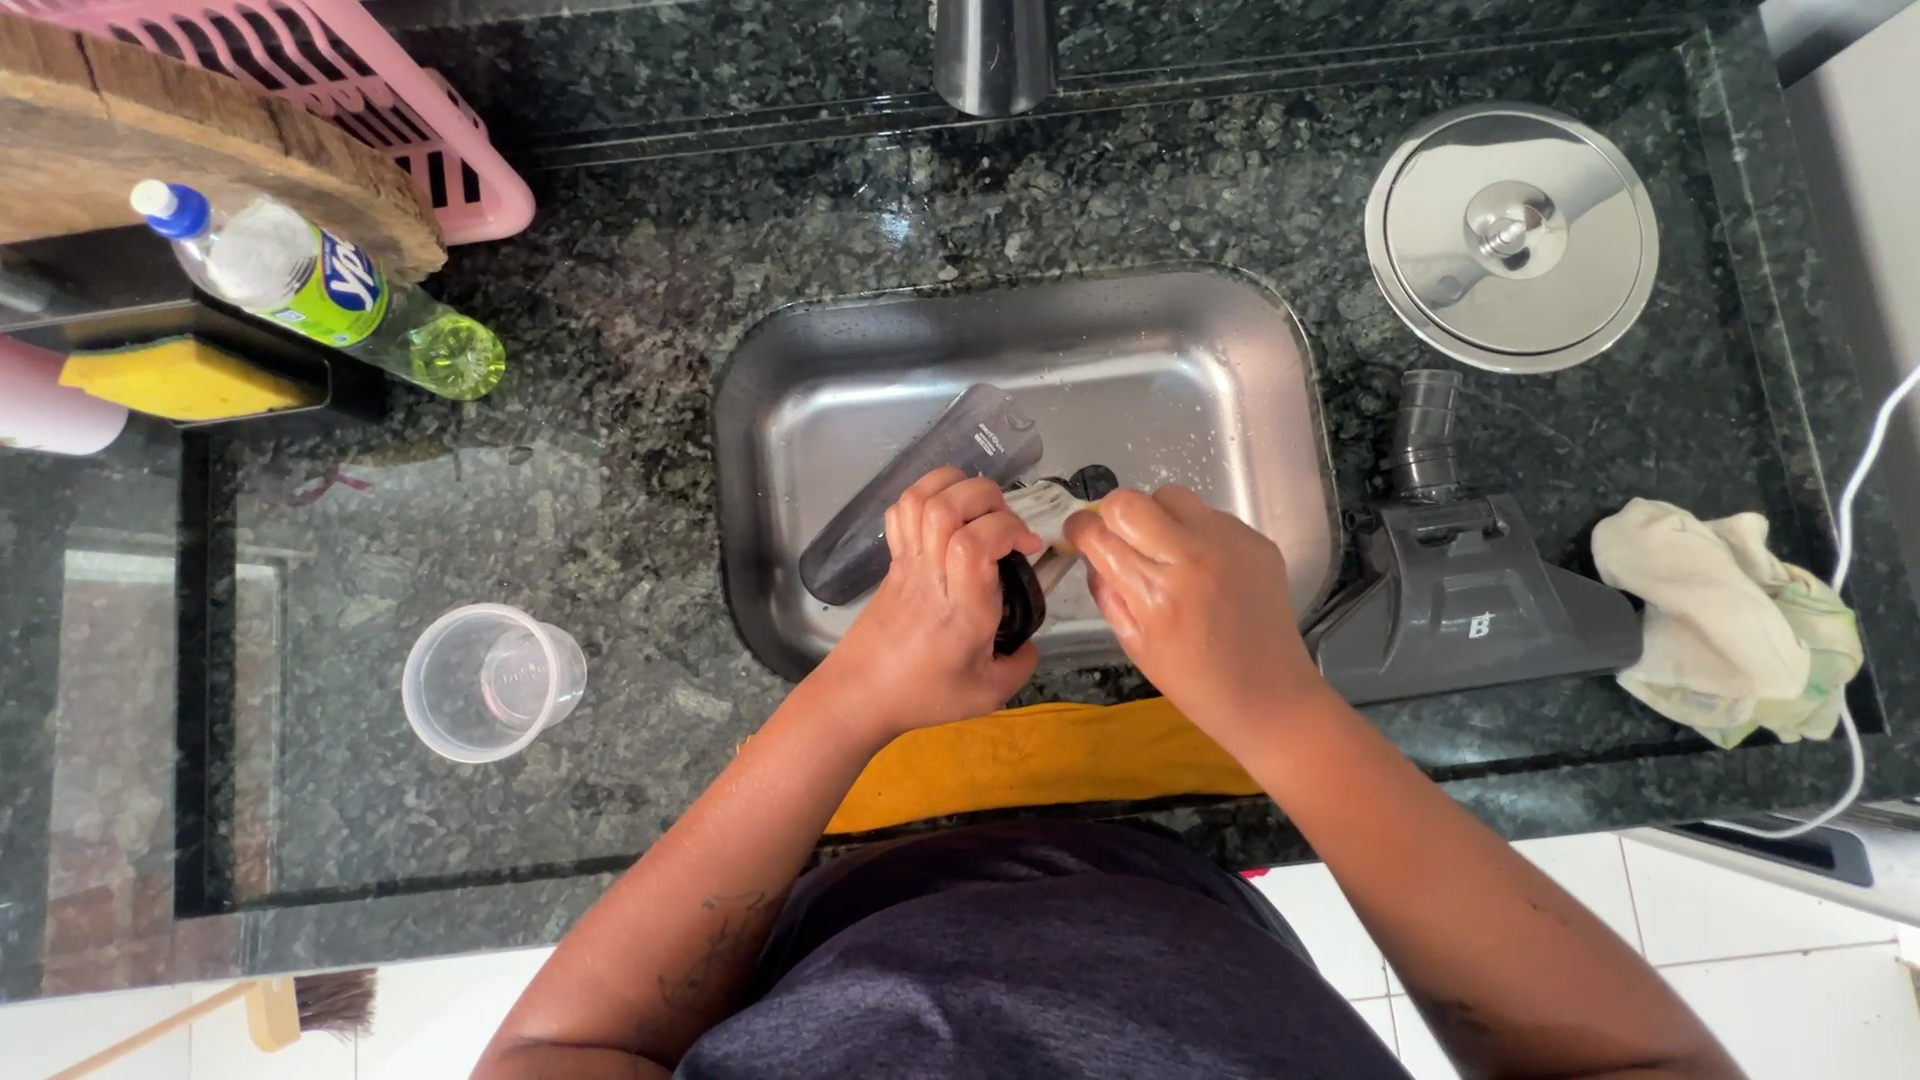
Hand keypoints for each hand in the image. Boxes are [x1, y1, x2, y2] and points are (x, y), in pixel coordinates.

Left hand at [813, 467, 1043, 739]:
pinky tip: (948, 512)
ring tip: (980, 508)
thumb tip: (1031, 642)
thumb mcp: (989, 694)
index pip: (976, 543)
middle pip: (948, 507)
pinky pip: (901, 510)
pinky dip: (927, 494)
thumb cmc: (923, 695)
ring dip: (957, 486)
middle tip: (1006, 522)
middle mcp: (932, 574)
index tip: (1029, 546)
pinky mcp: (892, 559)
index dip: (1008, 529)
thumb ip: (1021, 665)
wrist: (859, 694)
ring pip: (922, 498)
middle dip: (988, 498)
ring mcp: (907, 562)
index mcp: (961, 607)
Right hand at [1063, 485, 1336, 754]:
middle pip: (1129, 500)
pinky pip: (1208, 515)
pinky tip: (1203, 565)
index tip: (1079, 535)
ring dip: (1155, 515)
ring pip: (1171, 496)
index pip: (1098, 534)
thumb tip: (1093, 552)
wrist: (1269, 694)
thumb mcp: (1133, 643)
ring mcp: (1228, 543)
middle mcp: (1191, 557)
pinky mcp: (1255, 540)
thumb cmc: (1193, 680)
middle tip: (1118, 537)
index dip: (1079, 530)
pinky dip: (1194, 531)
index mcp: (1154, 592)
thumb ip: (1107, 592)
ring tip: (1164, 548)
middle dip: (1111, 514)